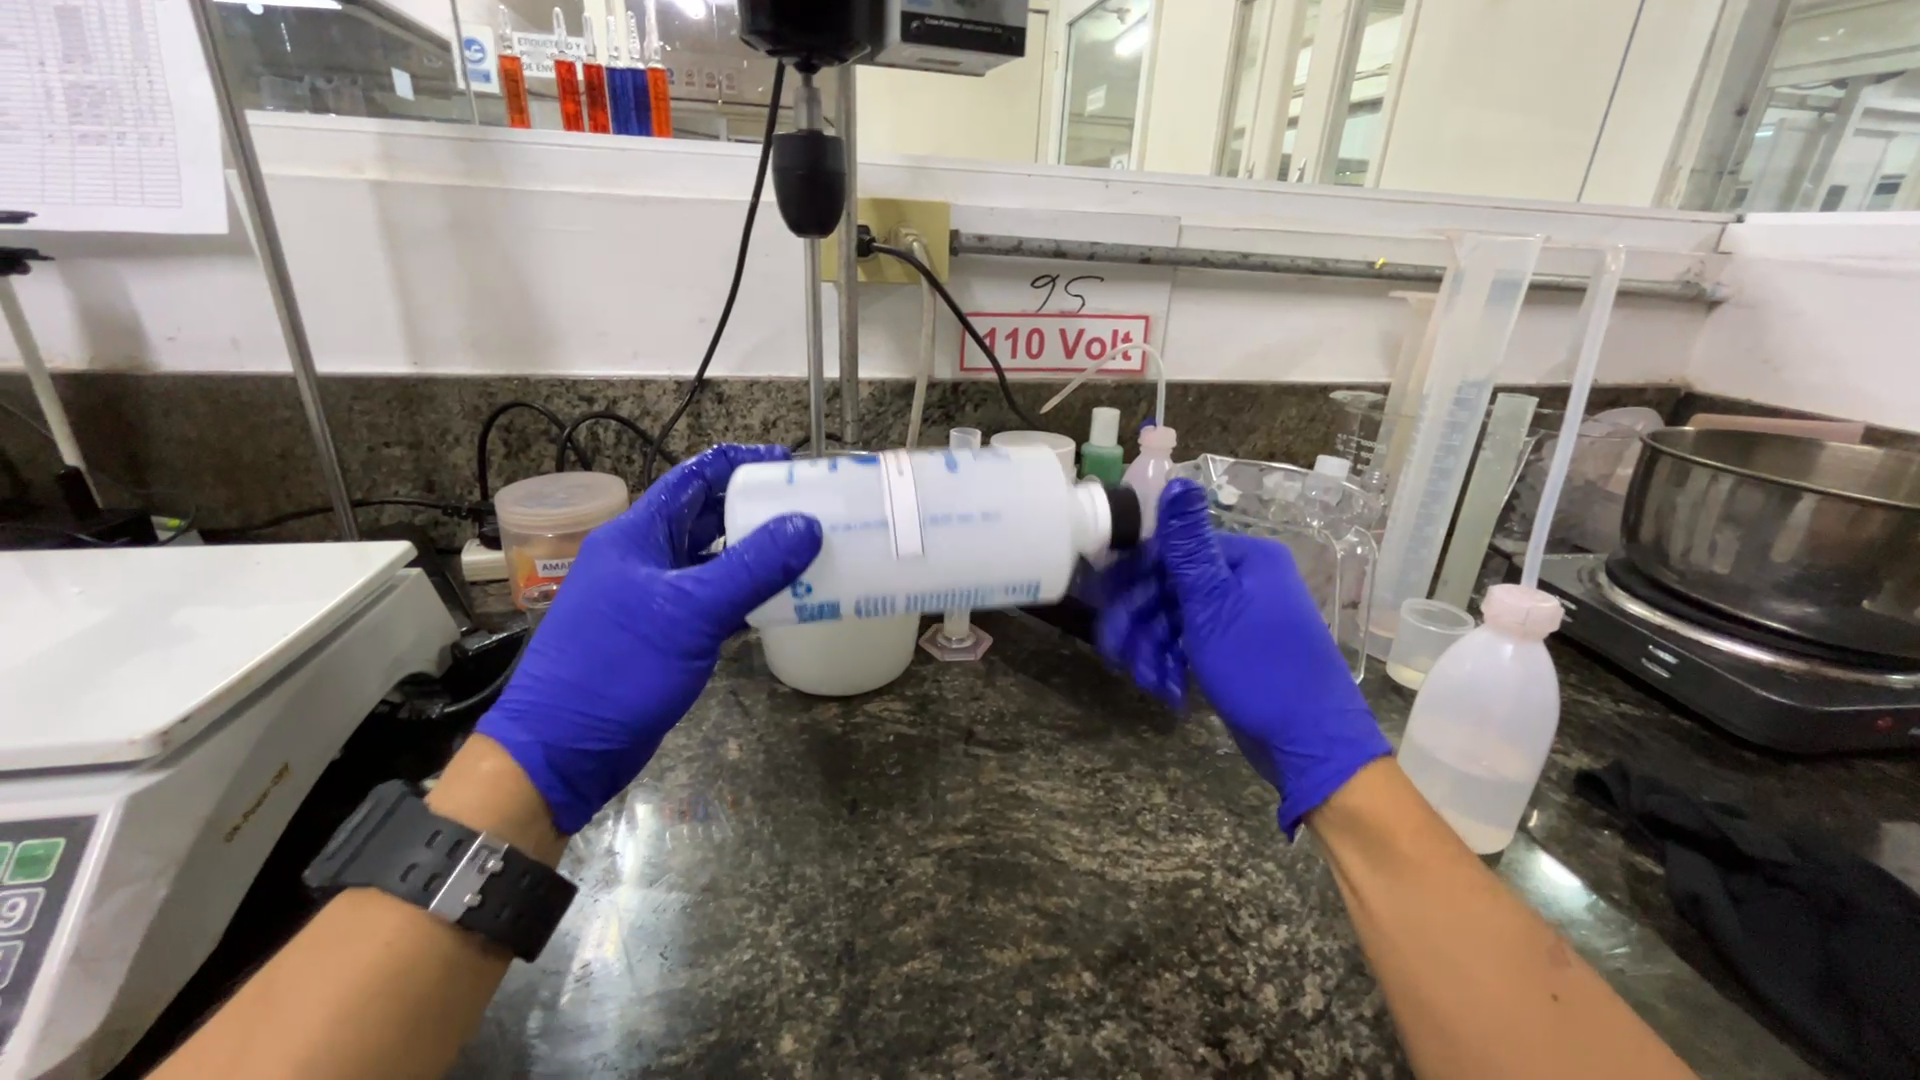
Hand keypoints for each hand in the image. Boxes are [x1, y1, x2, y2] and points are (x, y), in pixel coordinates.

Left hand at [478, 445, 822, 832]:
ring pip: (711, 563)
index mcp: (638, 535)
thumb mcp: (691, 612)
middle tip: (810, 512)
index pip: (694, 477)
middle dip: (755, 511)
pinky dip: (745, 599)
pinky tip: (782, 606)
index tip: (791, 465)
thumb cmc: (618, 668)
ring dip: (755, 558)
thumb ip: (752, 568)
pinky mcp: (661, 636)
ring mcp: (651, 599)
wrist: (564, 749)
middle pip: (706, 518)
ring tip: (807, 554)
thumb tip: (808, 525)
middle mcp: (643, 558)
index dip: (741, 464)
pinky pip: (712, 603)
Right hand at [1096, 478, 1390, 835]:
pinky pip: (1186, 644)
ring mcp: (1236, 616)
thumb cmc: (1261, 668)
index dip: (1132, 576)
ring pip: (1171, 619)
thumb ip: (1187, 548)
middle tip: (1116, 655)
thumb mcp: (1213, 605)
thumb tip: (1177, 481)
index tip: (1103, 601)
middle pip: (1166, 587)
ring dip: (1151, 650)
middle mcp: (1241, 580)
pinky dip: (1170, 663)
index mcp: (1242, 559)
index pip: (1170, 550)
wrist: (1309, 743)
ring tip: (1147, 682)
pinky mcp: (1230, 649)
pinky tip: (1167, 690)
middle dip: (1138, 623)